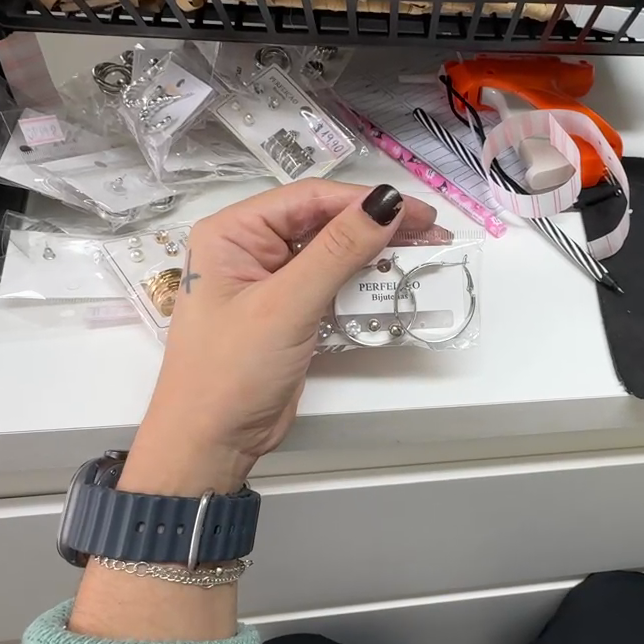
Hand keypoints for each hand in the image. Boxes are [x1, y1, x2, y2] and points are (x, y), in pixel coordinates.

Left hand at [119, 181, 439, 497]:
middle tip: (432, 233)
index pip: (310, 199)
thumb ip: (338, 251)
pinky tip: (395, 282)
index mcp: (234, 233)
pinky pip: (334, 285)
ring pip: (334, 254)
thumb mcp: (287, 305)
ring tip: (424, 254)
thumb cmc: (233, 371)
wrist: (211, 443)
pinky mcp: (291, 311)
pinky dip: (364, 284)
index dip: (366, 201)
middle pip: (325, 222)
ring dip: (376, 255)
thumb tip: (387, 204)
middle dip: (377, 226)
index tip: (418, 213)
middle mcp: (251, 248)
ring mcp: (272, 281)